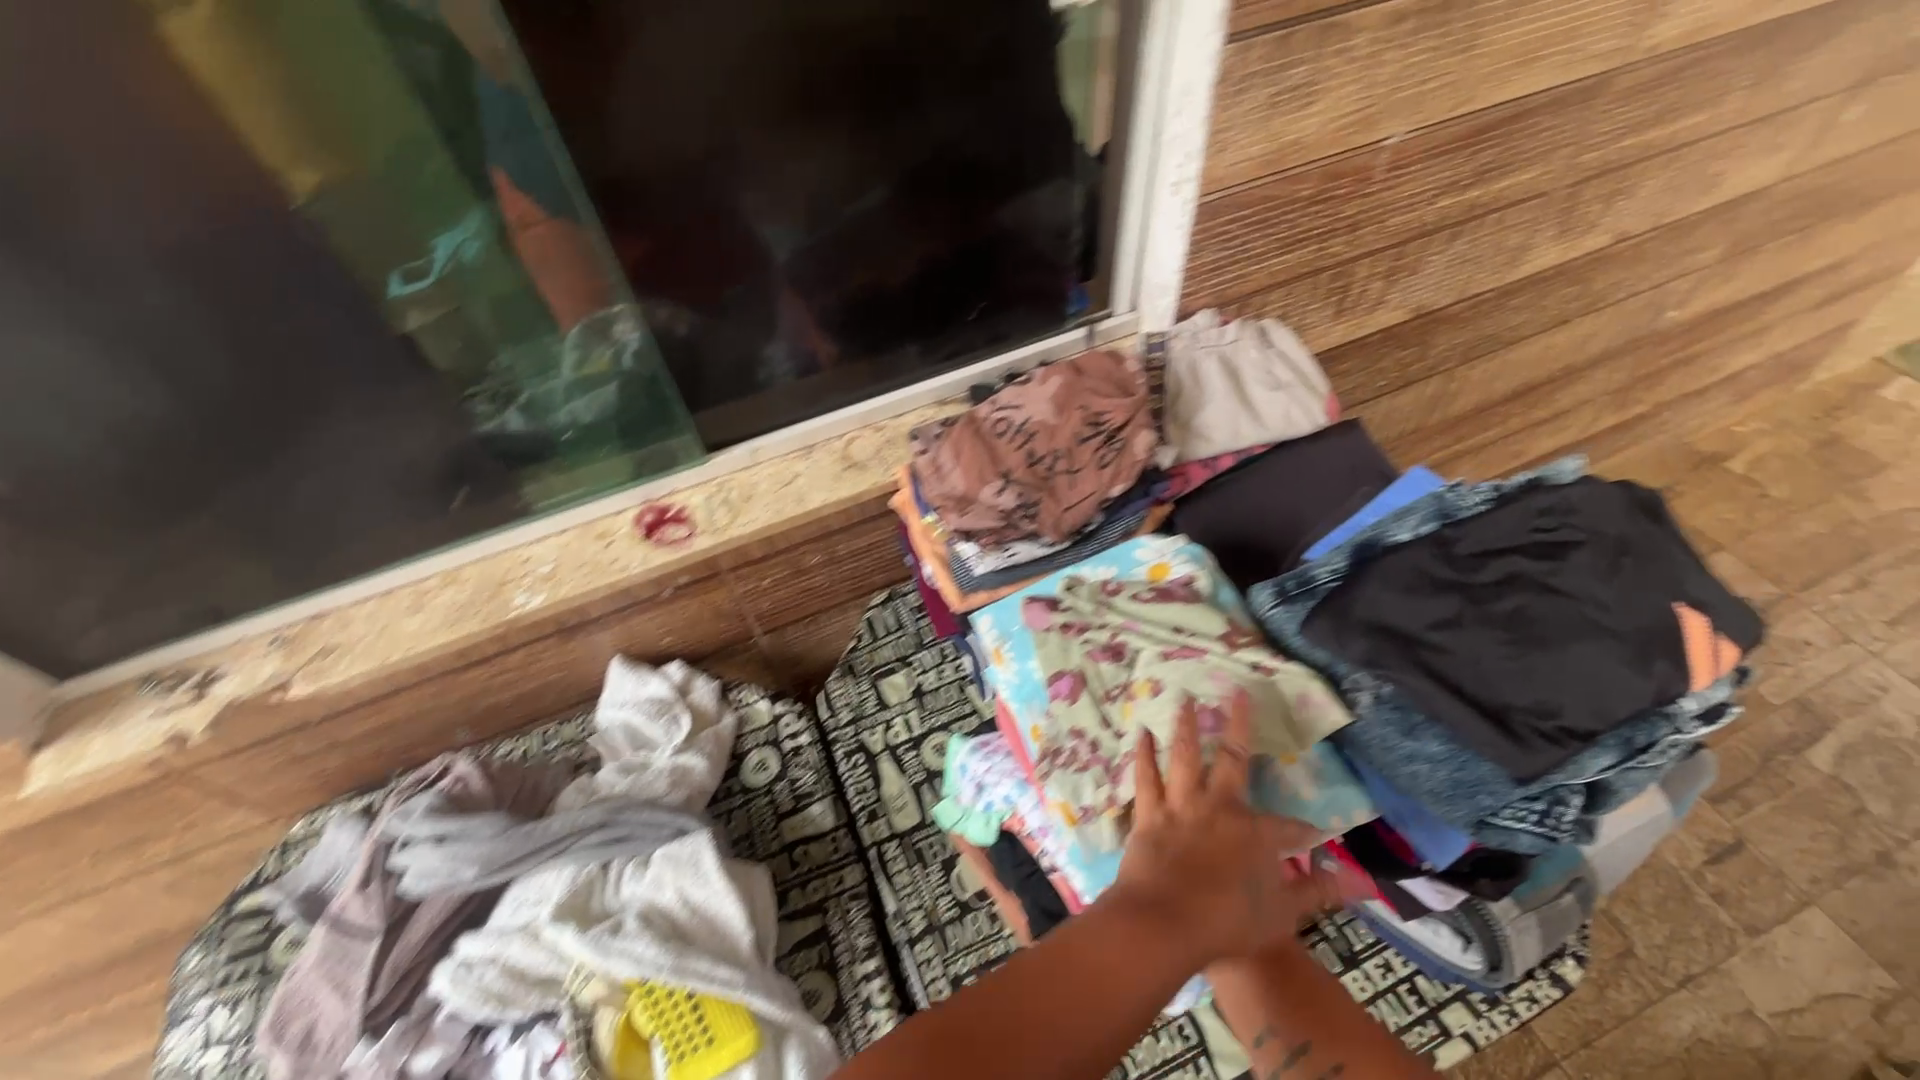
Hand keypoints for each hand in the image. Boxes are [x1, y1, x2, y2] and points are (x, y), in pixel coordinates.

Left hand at [1107, 689, 1357, 968]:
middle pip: (1231, 759)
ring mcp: (1180, 807)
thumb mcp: (1283, 913)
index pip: (1290, 827)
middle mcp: (1218, 807)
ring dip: (1186, 726)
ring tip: (1185, 698)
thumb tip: (1361, 882)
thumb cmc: (1227, 922)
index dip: (1304, 831)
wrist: (1163, 923)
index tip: (1316, 834)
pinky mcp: (1148, 815)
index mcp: (1255, 831)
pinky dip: (1143, 754)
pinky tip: (1141, 732)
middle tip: (1238, 692)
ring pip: (1184, 756)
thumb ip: (1318, 892)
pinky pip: (1145, 777)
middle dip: (1238, 725)